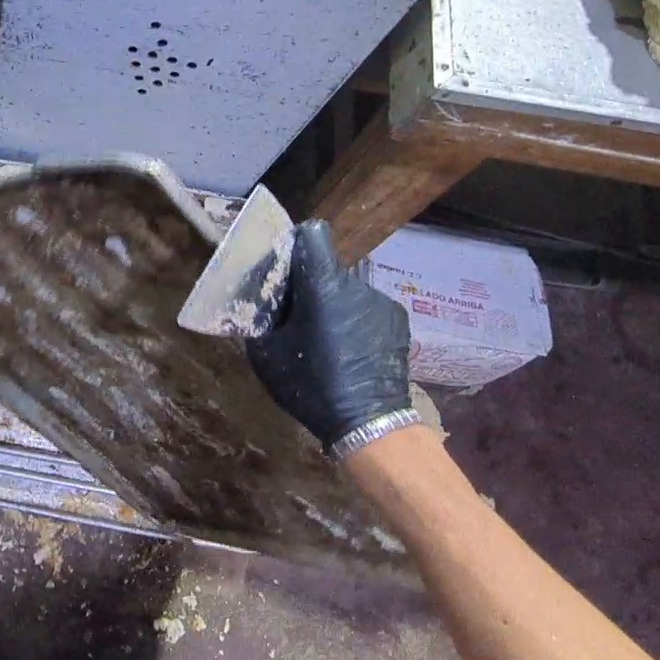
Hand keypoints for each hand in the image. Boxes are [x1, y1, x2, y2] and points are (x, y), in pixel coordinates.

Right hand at [247, 220, 412, 454]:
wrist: (369, 423)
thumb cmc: (310, 385)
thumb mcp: (266, 353)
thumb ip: (262, 317)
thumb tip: (261, 301)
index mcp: (322, 286)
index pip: (313, 236)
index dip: (296, 243)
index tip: (285, 263)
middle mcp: (356, 285)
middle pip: (327, 268)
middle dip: (310, 284)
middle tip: (297, 315)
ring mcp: (382, 302)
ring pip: (347, 290)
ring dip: (333, 304)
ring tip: (325, 339)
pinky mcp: (398, 320)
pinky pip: (367, 309)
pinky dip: (355, 321)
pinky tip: (349, 350)